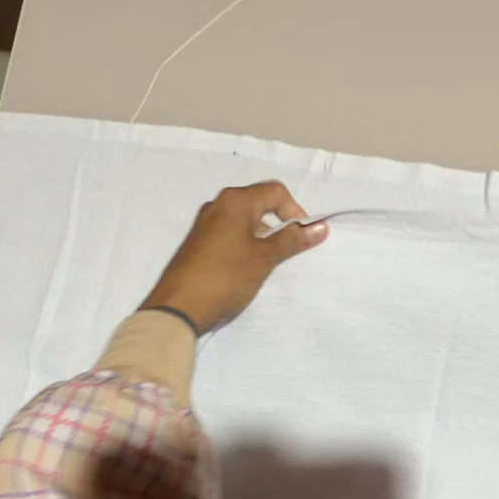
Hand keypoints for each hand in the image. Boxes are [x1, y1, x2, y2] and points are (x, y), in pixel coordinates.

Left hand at [141, 181, 327, 332]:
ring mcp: (204, 224)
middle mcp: (217, 205)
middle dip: (278, 224)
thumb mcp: (263, 259)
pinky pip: (228, 235)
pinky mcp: (197, 243)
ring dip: (261, 237)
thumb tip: (320, 227)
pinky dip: (244, 245)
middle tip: (286, 251)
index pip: (275, 191)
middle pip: (258, 203)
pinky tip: (245, 269)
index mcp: (235, 201)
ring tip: (266, 264)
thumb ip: (291, 240)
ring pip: (243, 221)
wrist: (178, 307)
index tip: (301, 237)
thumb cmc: (225, 277)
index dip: (294, 210)